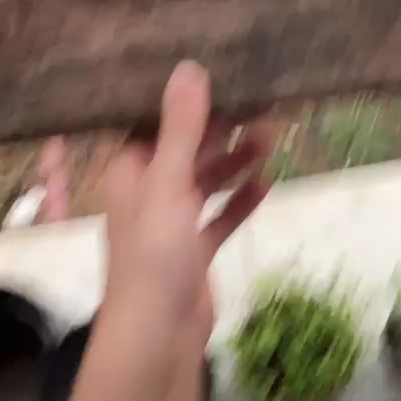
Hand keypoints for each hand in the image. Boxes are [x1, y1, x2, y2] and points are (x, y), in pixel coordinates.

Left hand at [101, 62, 269, 350]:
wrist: (157, 333)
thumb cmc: (154, 253)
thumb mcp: (168, 183)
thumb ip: (182, 129)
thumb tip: (189, 68)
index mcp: (129, 171)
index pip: (157, 123)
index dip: (189, 102)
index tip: (225, 78)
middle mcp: (147, 192)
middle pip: (187, 150)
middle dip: (221, 131)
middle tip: (262, 106)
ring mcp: (171, 225)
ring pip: (206, 183)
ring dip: (234, 163)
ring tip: (271, 140)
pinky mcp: (193, 252)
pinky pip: (219, 218)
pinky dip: (239, 203)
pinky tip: (265, 186)